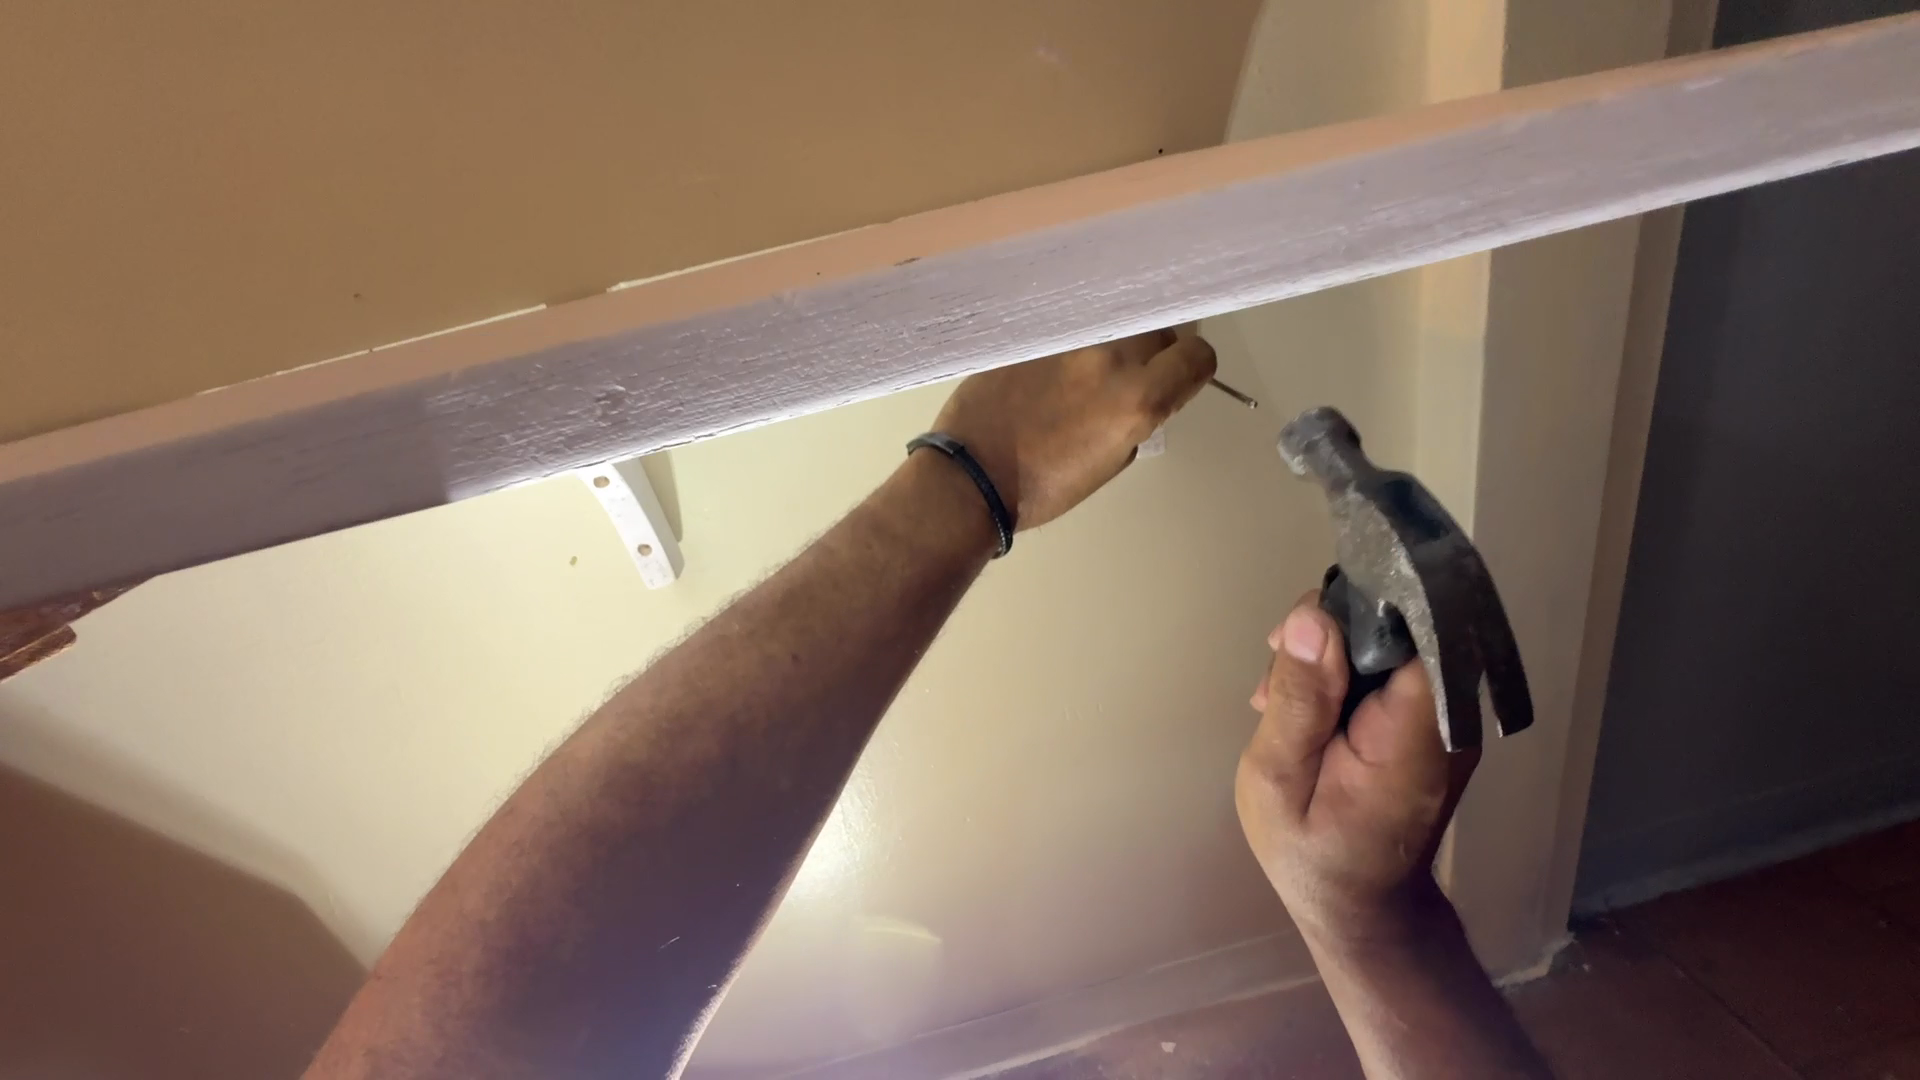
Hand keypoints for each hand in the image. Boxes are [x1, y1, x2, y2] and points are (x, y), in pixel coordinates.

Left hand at [930, 329, 1215, 529]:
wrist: (970, 476)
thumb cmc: (1041, 488)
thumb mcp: (1108, 463)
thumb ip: (1137, 420)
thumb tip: (1142, 393)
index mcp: (1137, 399)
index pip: (1197, 356)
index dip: (1191, 369)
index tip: (1175, 380)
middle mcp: (1110, 358)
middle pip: (1158, 330)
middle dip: (1152, 352)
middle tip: (1125, 378)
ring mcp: (1069, 339)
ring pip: (1114, 322)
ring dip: (1111, 342)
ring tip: (1083, 370)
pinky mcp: (1034, 332)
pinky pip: (1070, 325)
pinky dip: (1071, 342)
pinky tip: (1051, 366)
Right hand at [1236, 595, 1477, 944]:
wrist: (1358, 906)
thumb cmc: (1309, 850)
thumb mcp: (1278, 776)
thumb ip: (1299, 698)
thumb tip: (1310, 617)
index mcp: (1415, 736)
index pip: (1414, 633)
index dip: (1354, 615)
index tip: (1295, 635)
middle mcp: (1447, 720)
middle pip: (1394, 635)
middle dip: (1324, 641)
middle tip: (1270, 689)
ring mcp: (1442, 722)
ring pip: (1383, 651)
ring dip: (1323, 663)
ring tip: (1276, 707)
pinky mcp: (1428, 726)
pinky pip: (1385, 675)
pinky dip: (1338, 682)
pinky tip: (1300, 714)